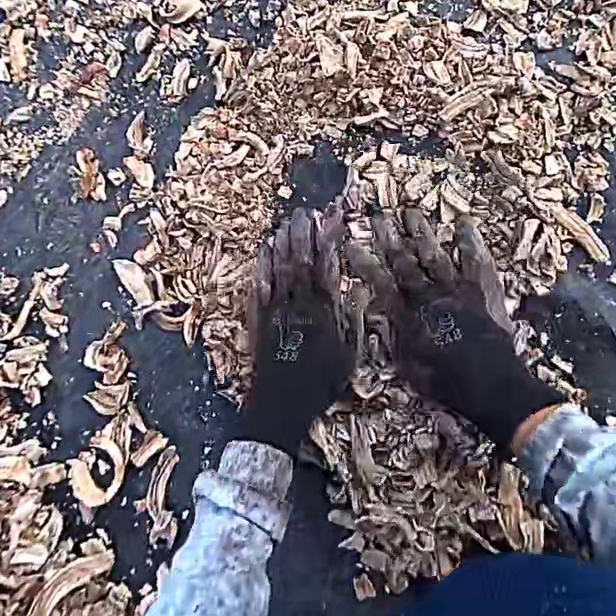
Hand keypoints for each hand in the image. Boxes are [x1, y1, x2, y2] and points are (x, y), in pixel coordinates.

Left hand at [235, 207, 363, 452]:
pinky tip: (264, 247)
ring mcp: (277, 308)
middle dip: (303, 233)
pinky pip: (259, 283)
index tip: (332, 218)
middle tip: (305, 212)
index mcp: (325, 311)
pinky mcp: (259, 315)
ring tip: (287, 221)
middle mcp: (300, 304)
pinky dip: (262, 263)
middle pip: (300, 260)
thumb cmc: (321, 381)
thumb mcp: (350, 355)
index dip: (329, 240)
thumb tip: (357, 288)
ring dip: (283, 242)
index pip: (328, 266)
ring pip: (279, 267)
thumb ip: (353, 319)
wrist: (282, 403)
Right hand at [347, 209, 563, 450]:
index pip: (380, 282)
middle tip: (379, 217)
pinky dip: (469, 240)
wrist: (491, 383)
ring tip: (411, 212)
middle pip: (404, 261)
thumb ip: (395, 337)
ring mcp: (456, 289)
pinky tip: (463, 223)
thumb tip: (382, 315)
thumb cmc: (445, 382)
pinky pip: (474, 259)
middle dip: (390, 238)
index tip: (352, 243)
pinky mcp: (482, 289)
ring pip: (434, 254)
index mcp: (407, 314)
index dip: (365, 263)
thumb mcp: (408, 367)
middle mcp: (428, 295)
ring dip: (422, 233)